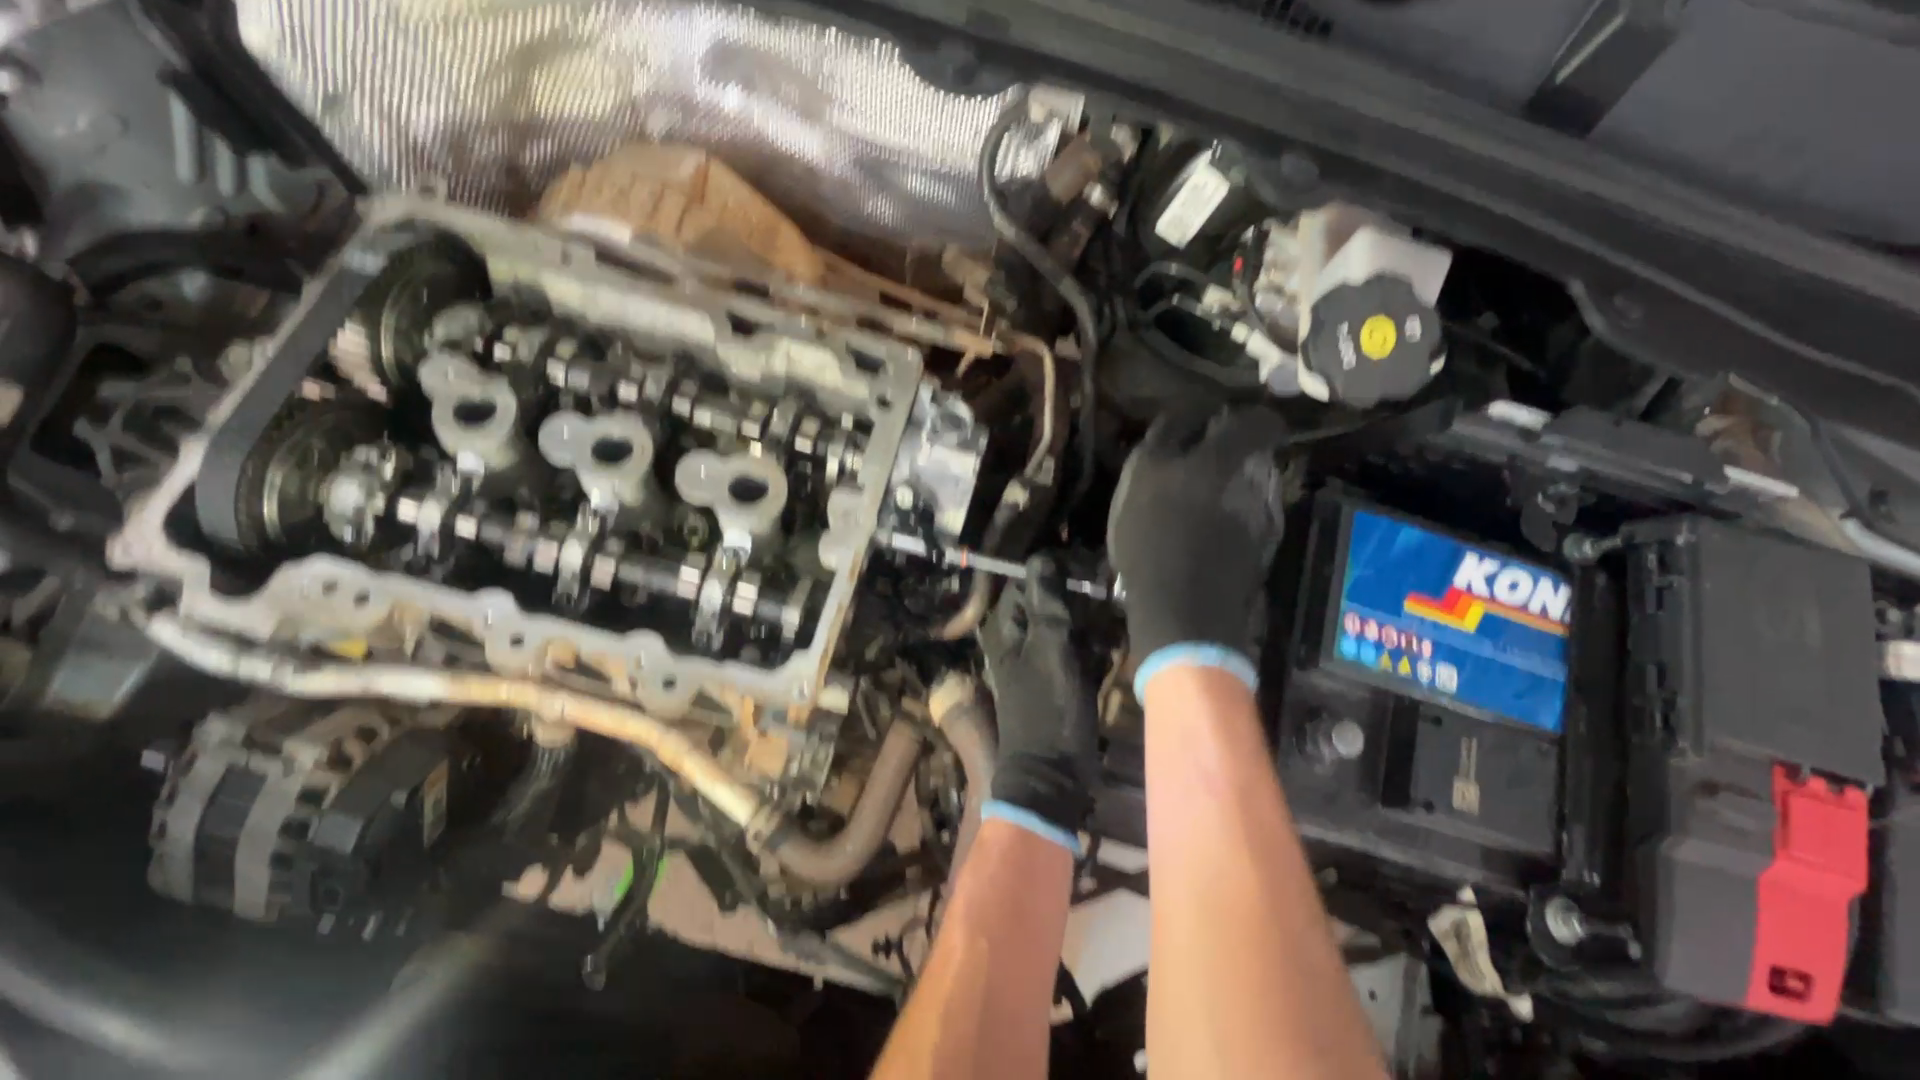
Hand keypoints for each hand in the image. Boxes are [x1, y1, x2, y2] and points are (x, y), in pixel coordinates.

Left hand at [979, 555, 1099, 842]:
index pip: (1028, 584)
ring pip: (1070, 626)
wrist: (1052, 775)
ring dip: (1093, 620)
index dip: (1056, 571)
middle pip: (1052, 603)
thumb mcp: (1049, 650)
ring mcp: (1045, 663)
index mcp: (1009, 632)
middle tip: (1110, 589)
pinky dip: (1098, 646)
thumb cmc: (1048, 709)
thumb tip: (1042, 557)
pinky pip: (1082, 652)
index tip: (1089, 566)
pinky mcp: (1065, 682)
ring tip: (1117, 614)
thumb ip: (1046, 604)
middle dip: (1080, 595)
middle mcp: (1023, 643)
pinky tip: (1116, 644)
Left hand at [1108, 406, 1290, 688]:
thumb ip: (1257, 485)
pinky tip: (1176, 484)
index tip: (1273, 426)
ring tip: (1200, 452)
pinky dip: (1160, 471)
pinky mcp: (1116, 510)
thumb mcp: (1260, 528)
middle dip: (1207, 416)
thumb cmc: (1229, 579)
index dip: (1262, 421)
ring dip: (1178, 442)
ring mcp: (1130, 486)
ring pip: (1154, 445)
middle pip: (1181, 419)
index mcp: (1204, 469)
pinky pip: (1139, 476)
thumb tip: (1258, 461)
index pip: (1239, 425)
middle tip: (1228, 425)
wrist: (1178, 622)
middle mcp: (1159, 466)